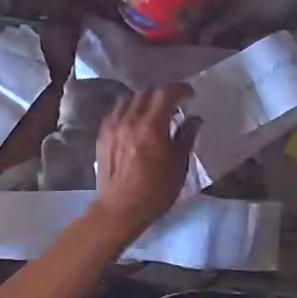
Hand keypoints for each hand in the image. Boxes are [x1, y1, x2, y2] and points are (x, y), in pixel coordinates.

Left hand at [92, 83, 199, 234]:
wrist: (119, 208)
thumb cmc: (155, 191)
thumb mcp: (179, 165)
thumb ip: (186, 137)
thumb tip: (194, 119)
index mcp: (151, 126)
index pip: (166, 93)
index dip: (180, 89)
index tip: (189, 95)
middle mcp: (129, 120)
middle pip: (146, 93)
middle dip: (162, 94)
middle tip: (173, 104)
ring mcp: (112, 126)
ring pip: (128, 99)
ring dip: (143, 100)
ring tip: (153, 111)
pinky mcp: (102, 135)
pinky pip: (115, 112)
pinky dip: (128, 110)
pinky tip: (135, 122)